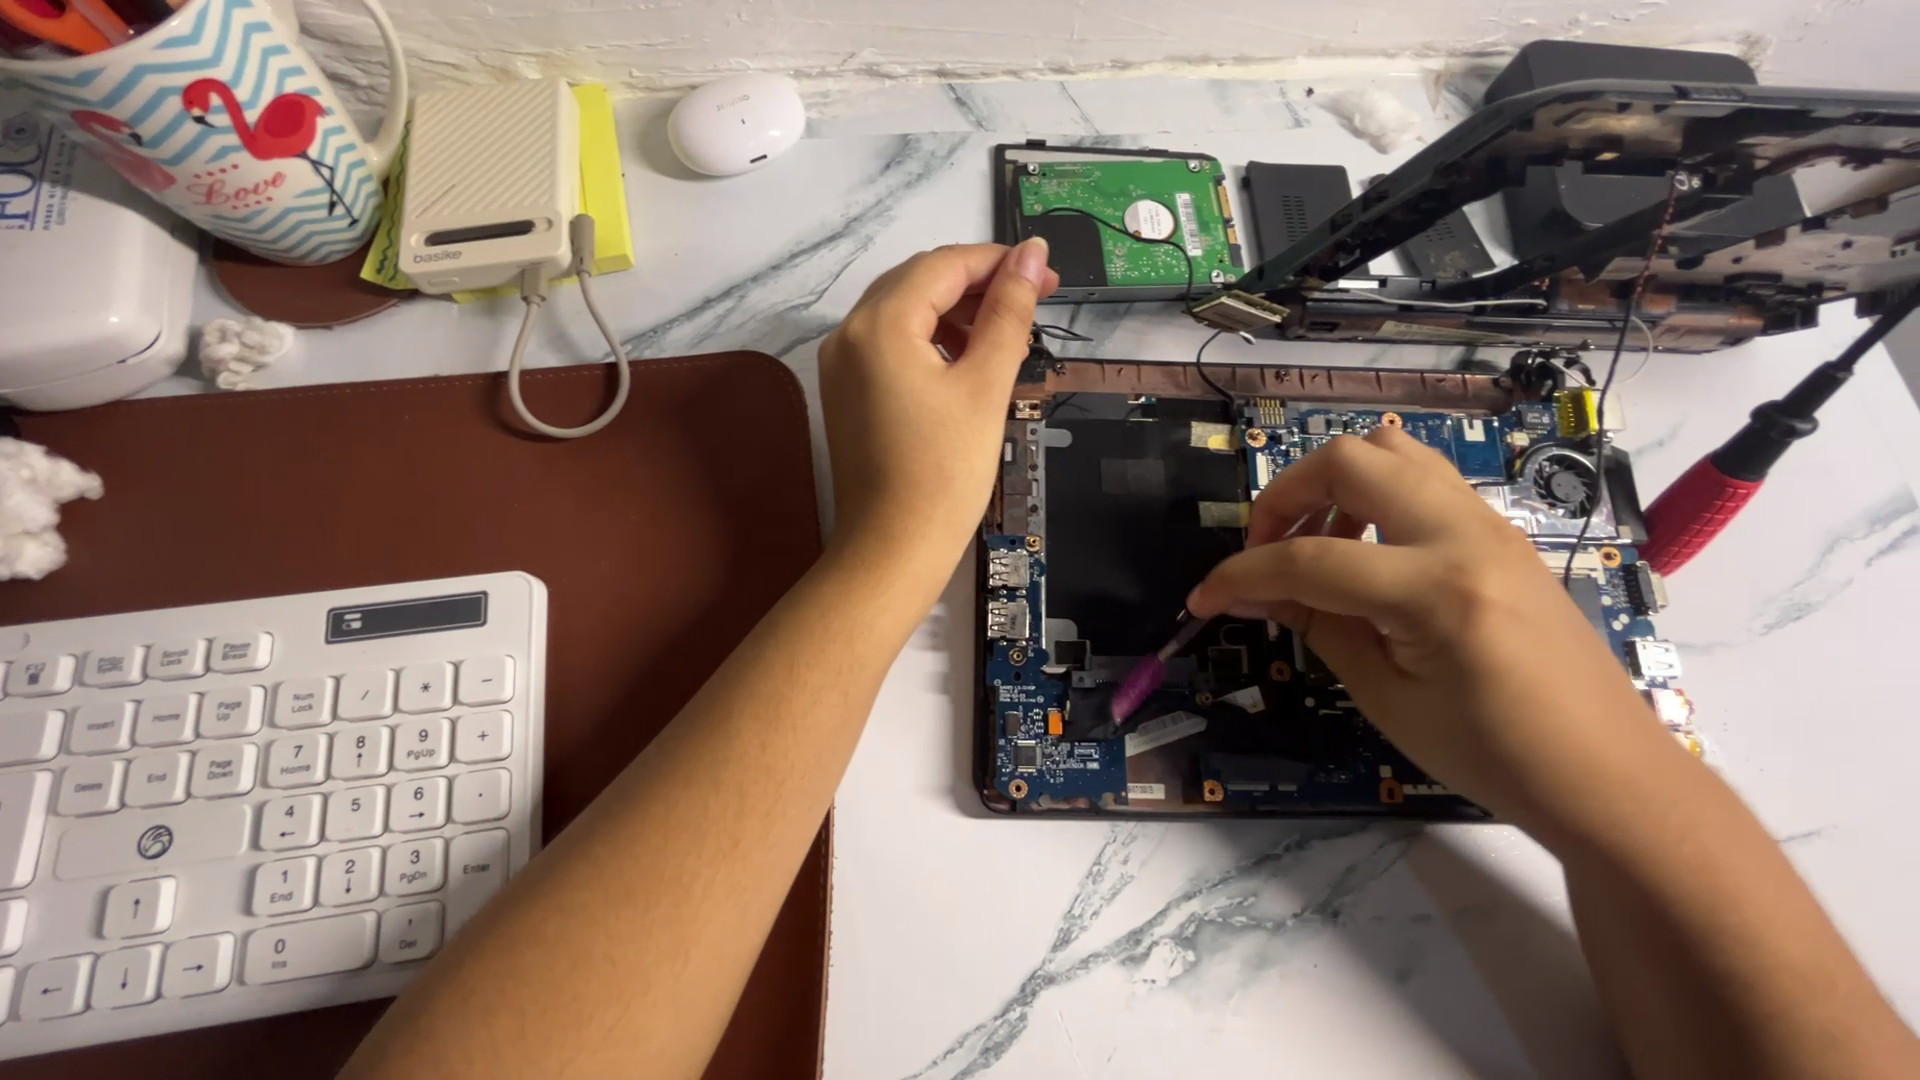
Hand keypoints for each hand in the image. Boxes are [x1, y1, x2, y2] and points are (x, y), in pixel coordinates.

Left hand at [818, 240, 1058, 575]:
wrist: (894, 550)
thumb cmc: (945, 472)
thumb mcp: (985, 386)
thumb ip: (1008, 313)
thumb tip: (1032, 253)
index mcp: (878, 324)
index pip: (942, 266)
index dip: (998, 262)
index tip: (1047, 274)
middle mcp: (848, 333)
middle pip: (918, 282)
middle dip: (976, 284)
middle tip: (1033, 300)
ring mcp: (840, 364)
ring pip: (903, 312)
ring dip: (954, 312)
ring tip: (1003, 334)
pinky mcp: (845, 393)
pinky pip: (889, 345)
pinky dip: (929, 342)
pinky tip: (964, 362)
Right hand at [1186, 427, 1683, 830]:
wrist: (1607, 774)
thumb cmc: (1492, 755)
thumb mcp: (1384, 697)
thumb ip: (1315, 627)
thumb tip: (1247, 594)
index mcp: (1435, 592)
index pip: (1308, 559)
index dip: (1240, 575)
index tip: (1202, 599)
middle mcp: (1465, 536)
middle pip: (1350, 461)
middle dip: (1284, 496)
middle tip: (1264, 549)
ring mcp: (1490, 525)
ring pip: (1391, 451)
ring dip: (1332, 484)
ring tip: (1313, 541)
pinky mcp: (1500, 532)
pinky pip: (1424, 477)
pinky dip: (1373, 493)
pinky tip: (1362, 547)